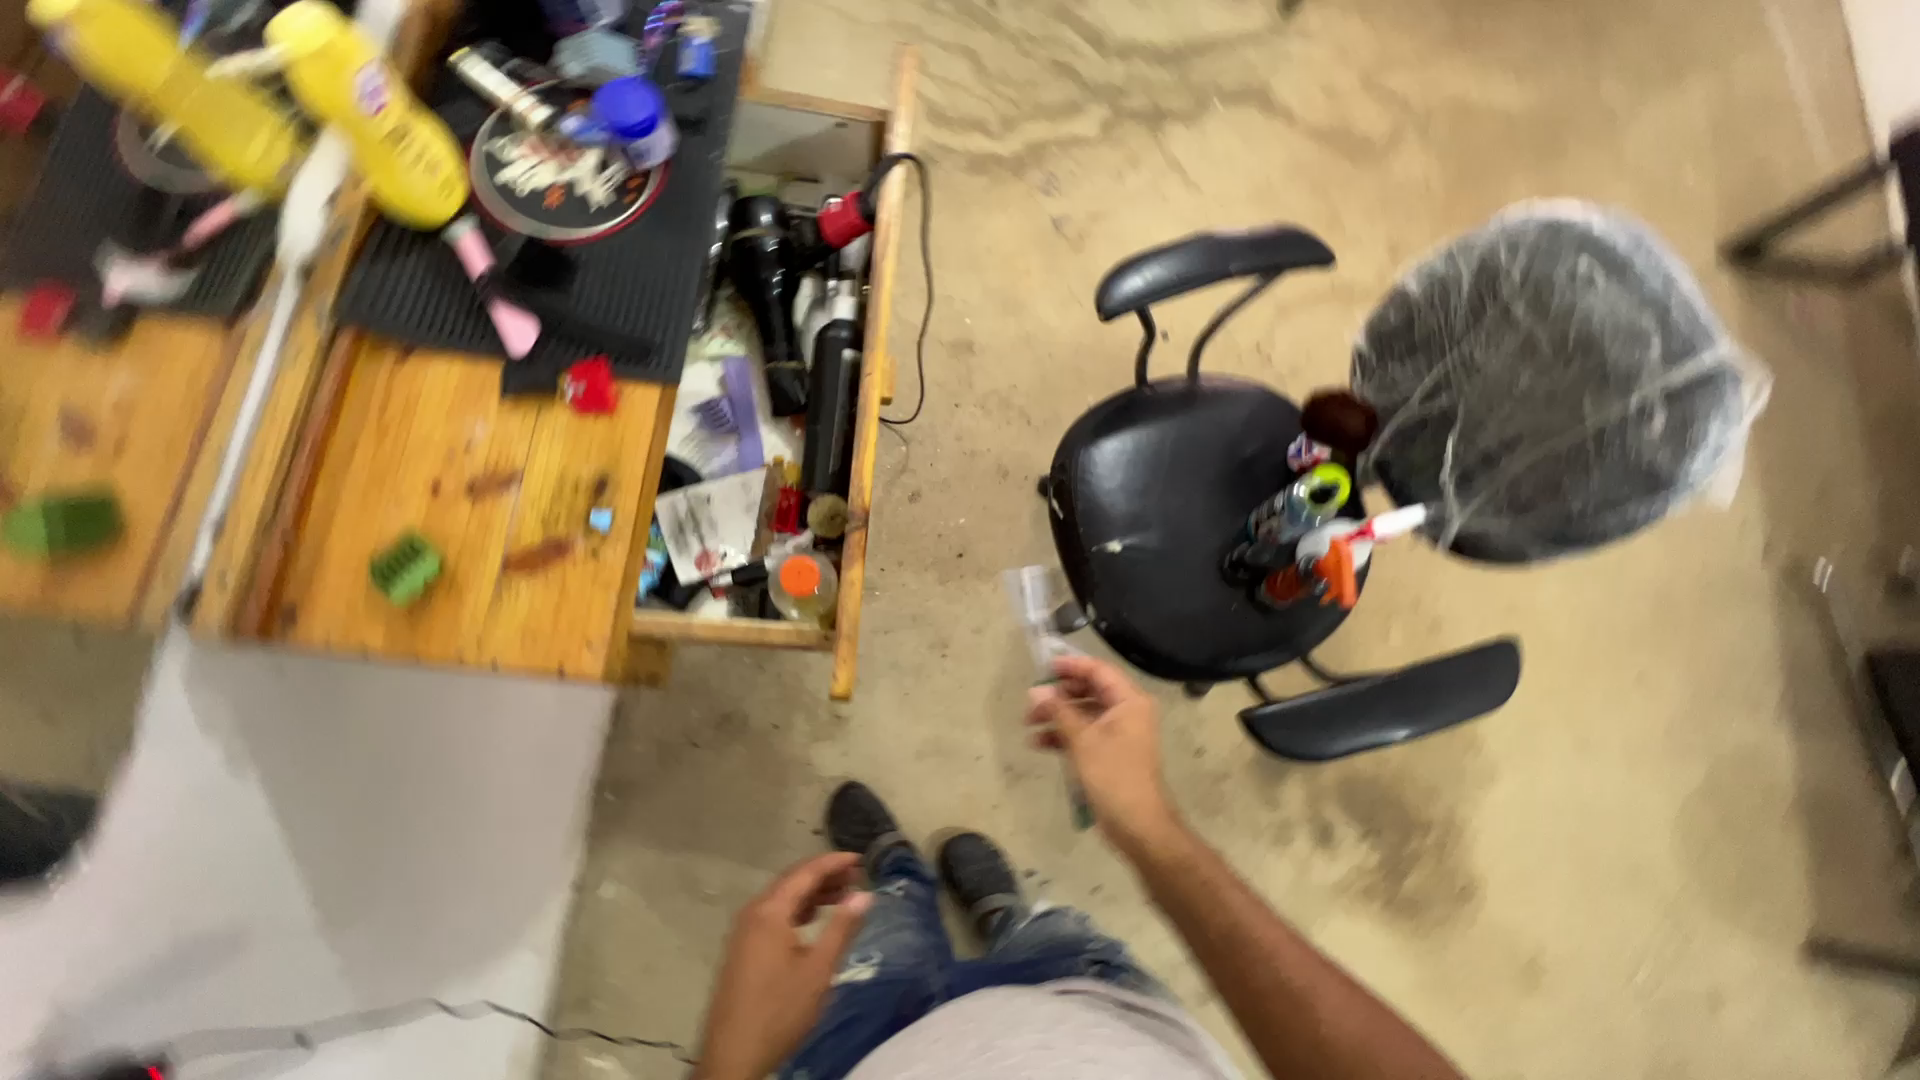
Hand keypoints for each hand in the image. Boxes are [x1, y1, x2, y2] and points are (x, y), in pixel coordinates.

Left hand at [695, 852, 871, 1079]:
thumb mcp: (818, 970)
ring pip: (782, 898)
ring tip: (842, 896)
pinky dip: (797, 910)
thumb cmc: (779, 1011)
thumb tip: (864, 895)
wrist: (732, 1058)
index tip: (860, 860)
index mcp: (769, 911)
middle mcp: (753, 913)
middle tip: (856, 877)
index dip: (834, 862)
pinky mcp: (742, 949)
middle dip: (824, 875)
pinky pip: (773, 915)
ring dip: (812, 893)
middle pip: (792, 881)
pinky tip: (813, 920)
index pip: (805, 872)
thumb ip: (842, 928)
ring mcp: (744, 932)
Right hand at [1026, 654, 1183, 858]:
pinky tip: (1040, 743)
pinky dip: (1064, 735)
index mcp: (1129, 701)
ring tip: (1029, 724)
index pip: (1098, 670)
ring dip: (1058, 716)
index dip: (1071, 666)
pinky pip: (1085, 733)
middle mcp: (1128, 711)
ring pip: (1084, 713)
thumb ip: (1059, 711)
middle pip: (1090, 690)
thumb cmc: (1114, 776)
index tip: (1043, 668)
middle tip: (1032, 702)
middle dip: (1060, 695)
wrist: (1138, 825)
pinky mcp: (1110, 753)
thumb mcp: (1082, 740)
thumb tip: (1036, 691)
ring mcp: (1120, 733)